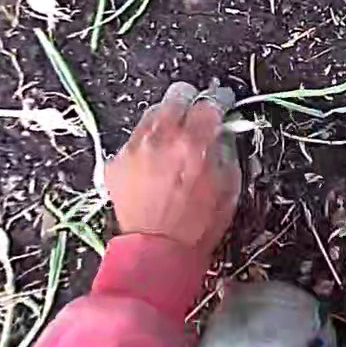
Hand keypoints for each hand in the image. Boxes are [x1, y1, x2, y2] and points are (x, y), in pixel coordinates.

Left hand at [104, 83, 240, 257]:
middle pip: (177, 95)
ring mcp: (135, 148)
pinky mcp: (116, 162)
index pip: (211, 101)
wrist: (156, 251)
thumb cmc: (199, 222)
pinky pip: (135, 138)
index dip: (221, 101)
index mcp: (195, 142)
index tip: (222, 105)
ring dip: (168, 121)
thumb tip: (222, 130)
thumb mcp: (229, 182)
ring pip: (153, 112)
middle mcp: (162, 138)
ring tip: (174, 140)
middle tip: (196, 117)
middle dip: (190, 102)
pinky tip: (155, 162)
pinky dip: (148, 143)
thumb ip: (225, 148)